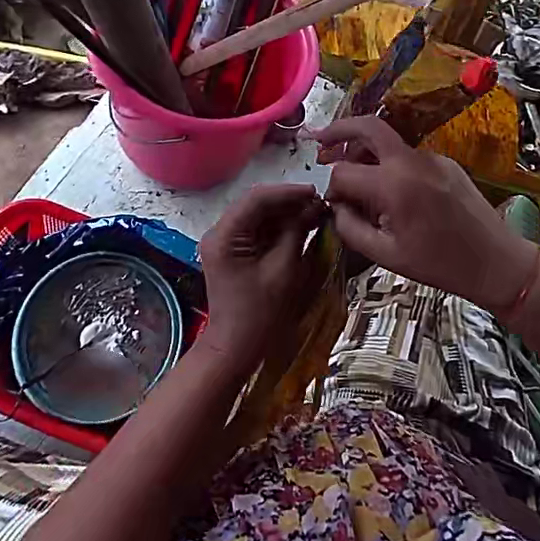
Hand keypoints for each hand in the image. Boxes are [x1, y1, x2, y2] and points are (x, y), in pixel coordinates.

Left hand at [197, 183, 325, 362]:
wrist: (236, 347)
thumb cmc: (260, 314)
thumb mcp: (284, 270)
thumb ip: (296, 233)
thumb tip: (313, 208)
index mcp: (225, 236)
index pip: (257, 199)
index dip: (288, 192)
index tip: (316, 193)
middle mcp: (219, 233)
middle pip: (256, 205)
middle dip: (289, 203)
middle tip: (320, 205)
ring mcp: (224, 242)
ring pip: (258, 216)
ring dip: (286, 214)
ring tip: (316, 214)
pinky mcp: (232, 251)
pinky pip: (257, 230)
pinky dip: (279, 227)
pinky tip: (302, 227)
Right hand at [316, 116, 537, 313]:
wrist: (495, 262)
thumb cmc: (439, 264)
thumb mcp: (385, 254)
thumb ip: (350, 227)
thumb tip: (336, 206)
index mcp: (394, 185)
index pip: (344, 171)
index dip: (331, 186)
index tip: (333, 203)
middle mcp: (412, 161)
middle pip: (367, 126)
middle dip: (338, 130)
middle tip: (319, 143)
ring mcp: (431, 158)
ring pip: (387, 140)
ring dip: (364, 150)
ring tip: (355, 174)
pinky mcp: (445, 162)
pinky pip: (408, 156)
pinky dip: (389, 164)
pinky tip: (392, 192)